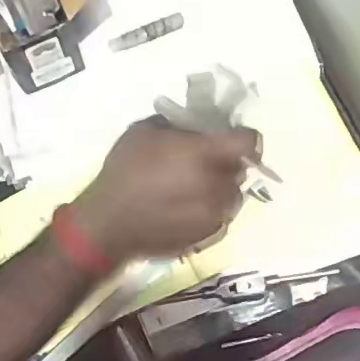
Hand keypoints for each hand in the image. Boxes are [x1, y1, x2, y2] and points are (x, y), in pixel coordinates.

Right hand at [68, 120, 258, 259]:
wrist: (110, 224)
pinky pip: (221, 217)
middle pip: (241, 170)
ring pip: (233, 196)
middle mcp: (218, 185)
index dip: (243, 137)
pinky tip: (186, 209)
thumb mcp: (144, 131)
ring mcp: (215, 215)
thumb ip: (178, 125)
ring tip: (194, 188)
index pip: (249, 142)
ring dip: (221, 189)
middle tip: (204, 162)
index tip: (228, 137)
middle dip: (227, 163)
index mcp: (205, 155)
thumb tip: (195, 127)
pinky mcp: (208, 235)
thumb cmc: (124, 172)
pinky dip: (210, 210)